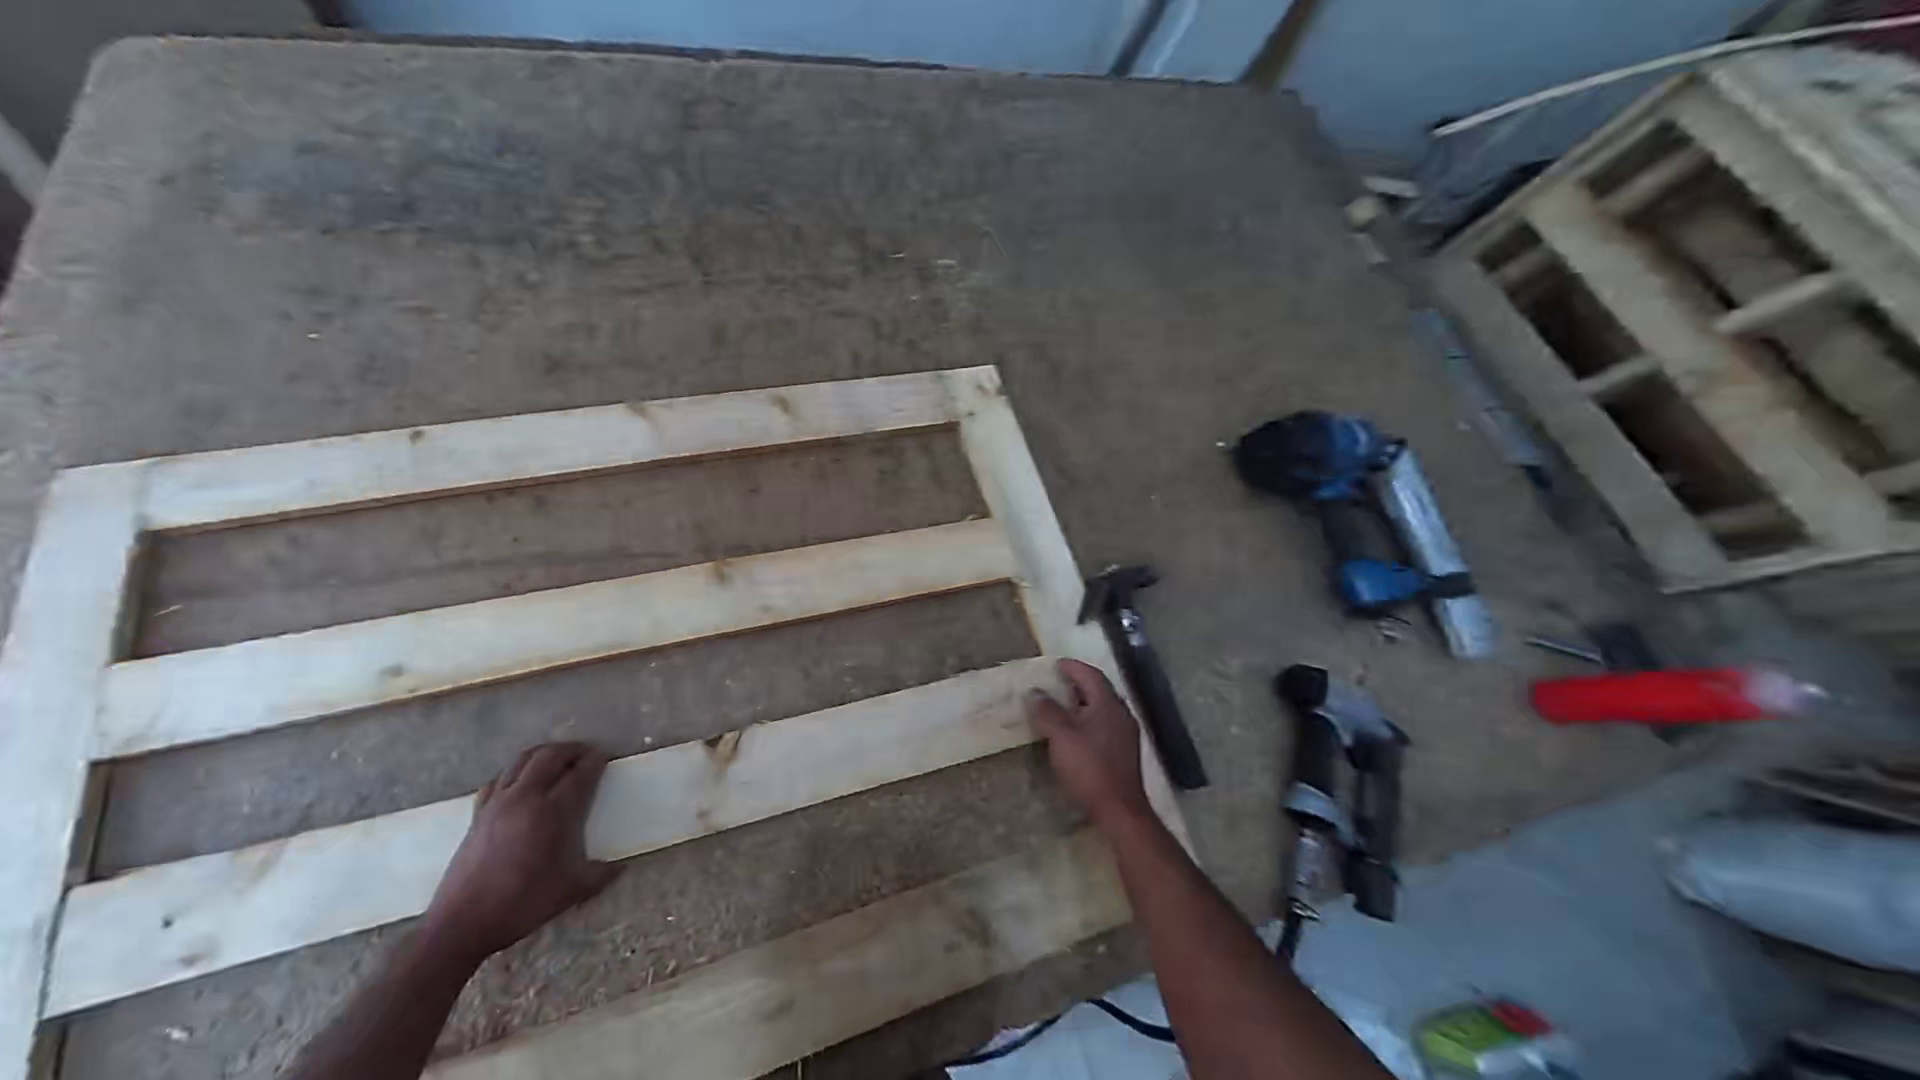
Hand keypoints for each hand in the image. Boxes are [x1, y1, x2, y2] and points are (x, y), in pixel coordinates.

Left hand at [421, 742, 622, 961]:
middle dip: (572, 749)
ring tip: (558, 759)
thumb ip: (601, 874)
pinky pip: (499, 779)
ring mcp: (497, 804)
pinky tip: (521, 783)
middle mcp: (525, 798)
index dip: (596, 760)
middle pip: (550, 756)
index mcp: (552, 812)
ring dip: (544, 754)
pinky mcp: (478, 814)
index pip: (580, 773)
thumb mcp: (572, 890)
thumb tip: (620, 867)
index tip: (606, 756)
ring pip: (522, 760)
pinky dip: (515, 772)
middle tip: (586, 753)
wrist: (460, 926)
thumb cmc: (522, 904)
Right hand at [1029, 659, 1153, 830]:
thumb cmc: (1089, 767)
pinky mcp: (1123, 752)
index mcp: (1108, 704)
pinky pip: (1104, 725)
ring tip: (1061, 706)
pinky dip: (1087, 720)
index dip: (1073, 667)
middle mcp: (1121, 714)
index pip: (1091, 675)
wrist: (1119, 808)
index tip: (1056, 664)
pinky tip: (1075, 733)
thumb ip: (1047, 711)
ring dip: (1082, 703)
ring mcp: (1125, 734)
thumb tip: (1035, 692)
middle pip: (1099, 690)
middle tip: (1056, 683)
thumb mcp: (1061, 735)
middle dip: (1077, 684)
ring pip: (1101, 709)